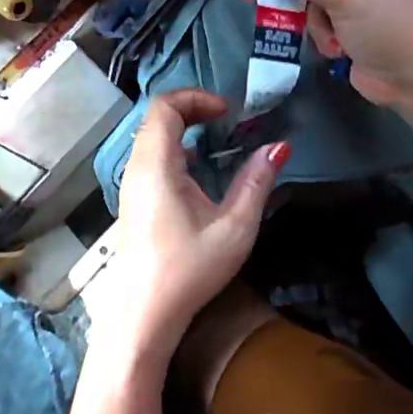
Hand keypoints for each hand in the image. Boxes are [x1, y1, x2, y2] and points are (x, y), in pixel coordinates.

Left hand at [88, 90, 288, 354]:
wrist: (143, 316)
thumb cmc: (188, 270)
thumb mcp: (234, 227)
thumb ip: (257, 181)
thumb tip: (280, 146)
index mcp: (156, 165)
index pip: (165, 106)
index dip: (197, 97)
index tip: (229, 112)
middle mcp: (137, 168)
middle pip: (157, 118)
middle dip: (193, 109)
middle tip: (227, 120)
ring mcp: (132, 185)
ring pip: (153, 138)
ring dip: (184, 129)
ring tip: (219, 140)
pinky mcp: (135, 201)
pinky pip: (151, 158)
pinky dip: (176, 150)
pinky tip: (201, 171)